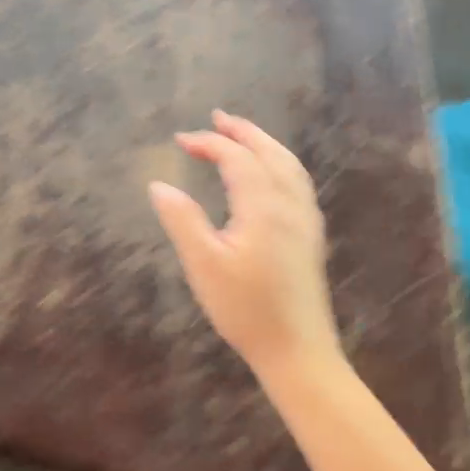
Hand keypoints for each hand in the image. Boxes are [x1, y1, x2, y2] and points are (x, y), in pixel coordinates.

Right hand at [149, 111, 341, 370]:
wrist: (298, 353)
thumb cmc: (246, 309)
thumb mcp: (204, 265)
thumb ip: (182, 220)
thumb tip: (159, 184)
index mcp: (263, 206)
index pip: (236, 158)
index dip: (208, 143)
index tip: (180, 140)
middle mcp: (289, 204)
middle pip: (269, 153)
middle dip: (243, 132)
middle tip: (218, 117)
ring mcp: (305, 221)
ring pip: (289, 166)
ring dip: (264, 144)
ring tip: (242, 135)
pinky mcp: (311, 237)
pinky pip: (298, 182)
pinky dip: (281, 163)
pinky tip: (271, 174)